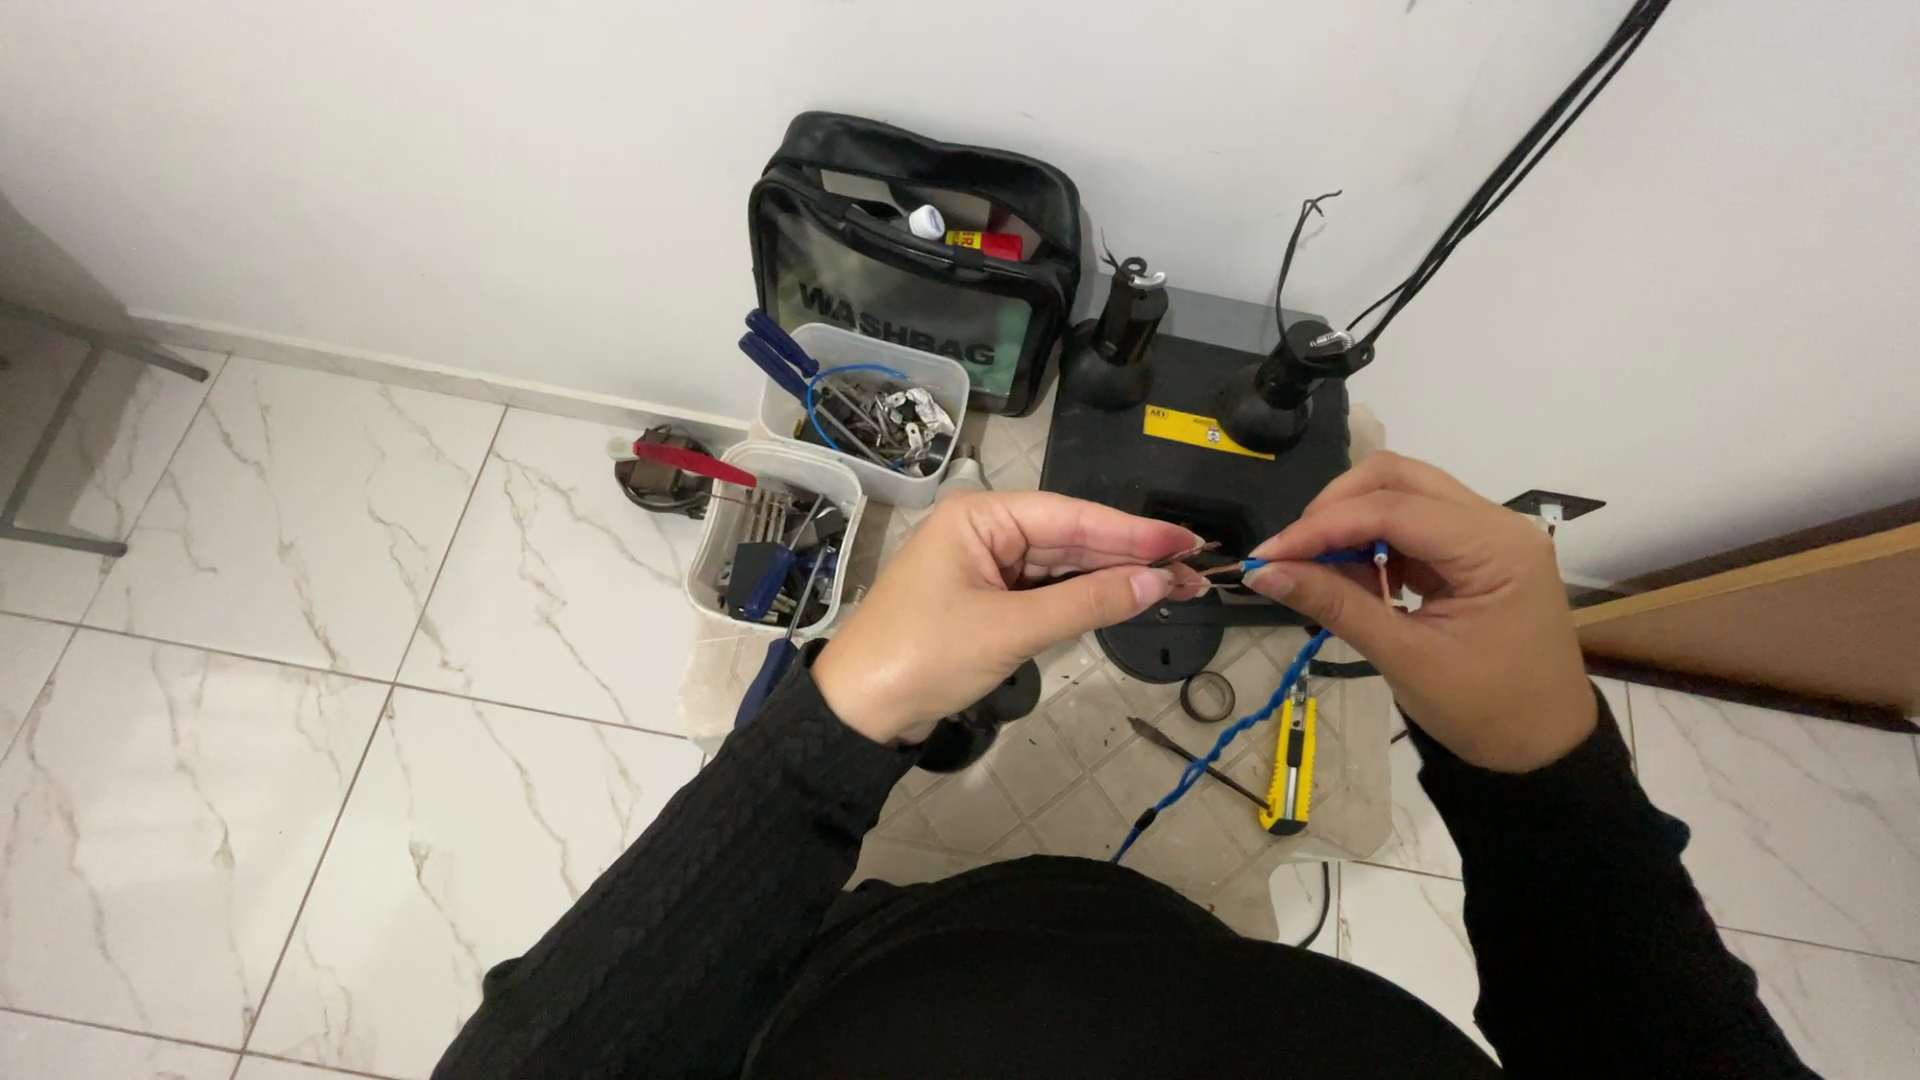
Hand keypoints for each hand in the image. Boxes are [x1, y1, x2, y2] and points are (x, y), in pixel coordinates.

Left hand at [813, 492, 1204, 744]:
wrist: (860, 711)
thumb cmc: (926, 656)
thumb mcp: (1010, 629)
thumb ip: (1086, 603)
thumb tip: (1156, 582)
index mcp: (979, 517)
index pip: (1069, 515)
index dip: (1131, 530)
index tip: (1185, 539)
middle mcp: (984, 531)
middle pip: (1068, 538)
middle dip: (1128, 557)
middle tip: (1193, 569)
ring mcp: (985, 566)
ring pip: (1059, 566)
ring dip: (1110, 579)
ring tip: (1174, 586)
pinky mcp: (987, 600)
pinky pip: (1043, 592)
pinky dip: (1081, 599)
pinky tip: (1123, 599)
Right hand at [1243, 452, 1596, 772]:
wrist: (1542, 746)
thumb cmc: (1483, 708)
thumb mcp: (1402, 656)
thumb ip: (1332, 605)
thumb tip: (1261, 572)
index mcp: (1495, 548)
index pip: (1392, 509)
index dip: (1320, 526)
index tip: (1266, 556)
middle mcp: (1495, 523)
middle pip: (1396, 478)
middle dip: (1334, 507)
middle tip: (1294, 553)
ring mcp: (1484, 532)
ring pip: (1399, 491)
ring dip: (1348, 520)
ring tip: (1319, 569)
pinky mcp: (1469, 548)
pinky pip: (1406, 520)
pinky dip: (1366, 539)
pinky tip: (1351, 575)